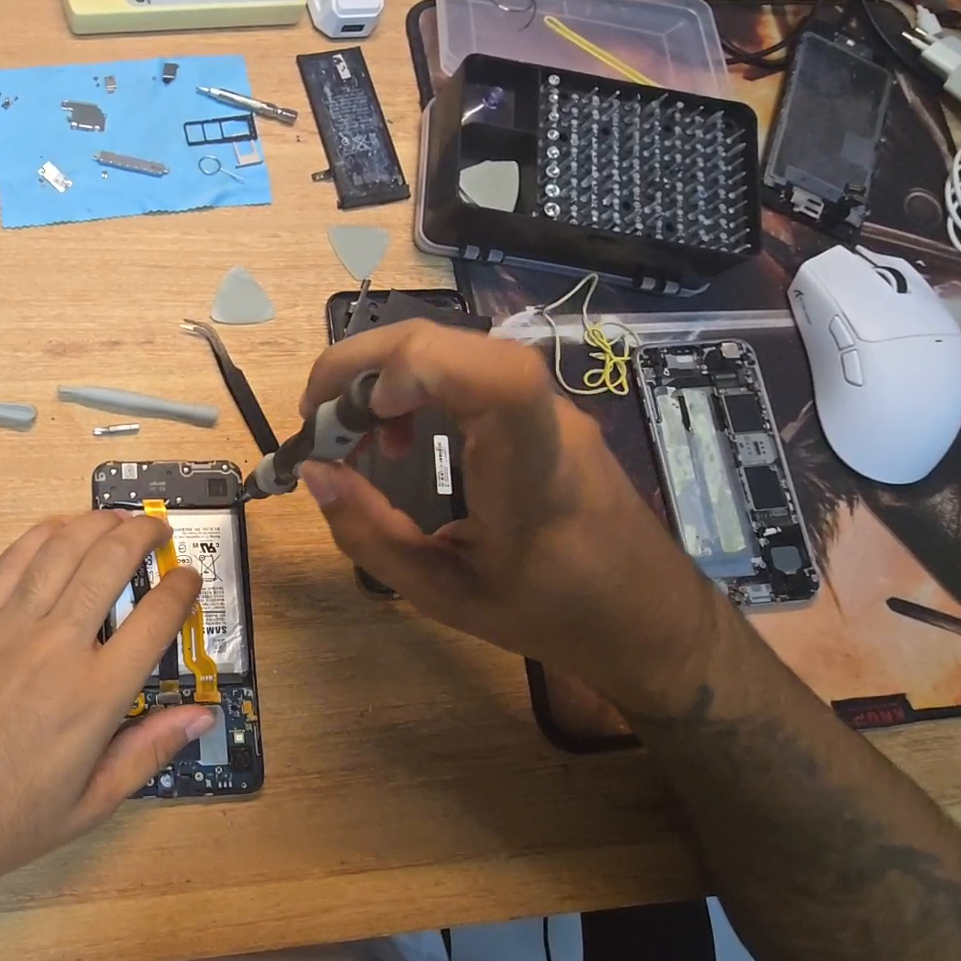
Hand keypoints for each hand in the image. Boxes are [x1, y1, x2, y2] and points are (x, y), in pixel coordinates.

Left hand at [0, 510, 213, 893]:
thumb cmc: (5, 816)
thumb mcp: (91, 802)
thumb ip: (149, 751)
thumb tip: (201, 717)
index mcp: (95, 694)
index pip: (156, 619)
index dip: (182, 589)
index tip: (191, 579)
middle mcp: (58, 646)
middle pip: (110, 563)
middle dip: (143, 535)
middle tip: (160, 530)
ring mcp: (10, 626)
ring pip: (62, 549)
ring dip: (97, 523)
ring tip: (118, 518)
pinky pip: (13, 561)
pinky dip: (42, 534)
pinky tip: (60, 528)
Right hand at [295, 320, 719, 711]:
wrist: (647, 616)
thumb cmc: (548, 615)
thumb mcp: (441, 594)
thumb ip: (370, 534)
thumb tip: (312, 470)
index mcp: (532, 481)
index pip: (500, 382)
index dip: (418, 368)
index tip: (361, 412)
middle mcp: (549, 426)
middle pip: (460, 345)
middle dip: (367, 362)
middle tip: (317, 416)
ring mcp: (551, 410)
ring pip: (460, 348)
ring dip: (386, 373)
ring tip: (352, 435)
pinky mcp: (543, 412)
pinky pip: (470, 371)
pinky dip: (414, 385)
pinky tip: (397, 437)